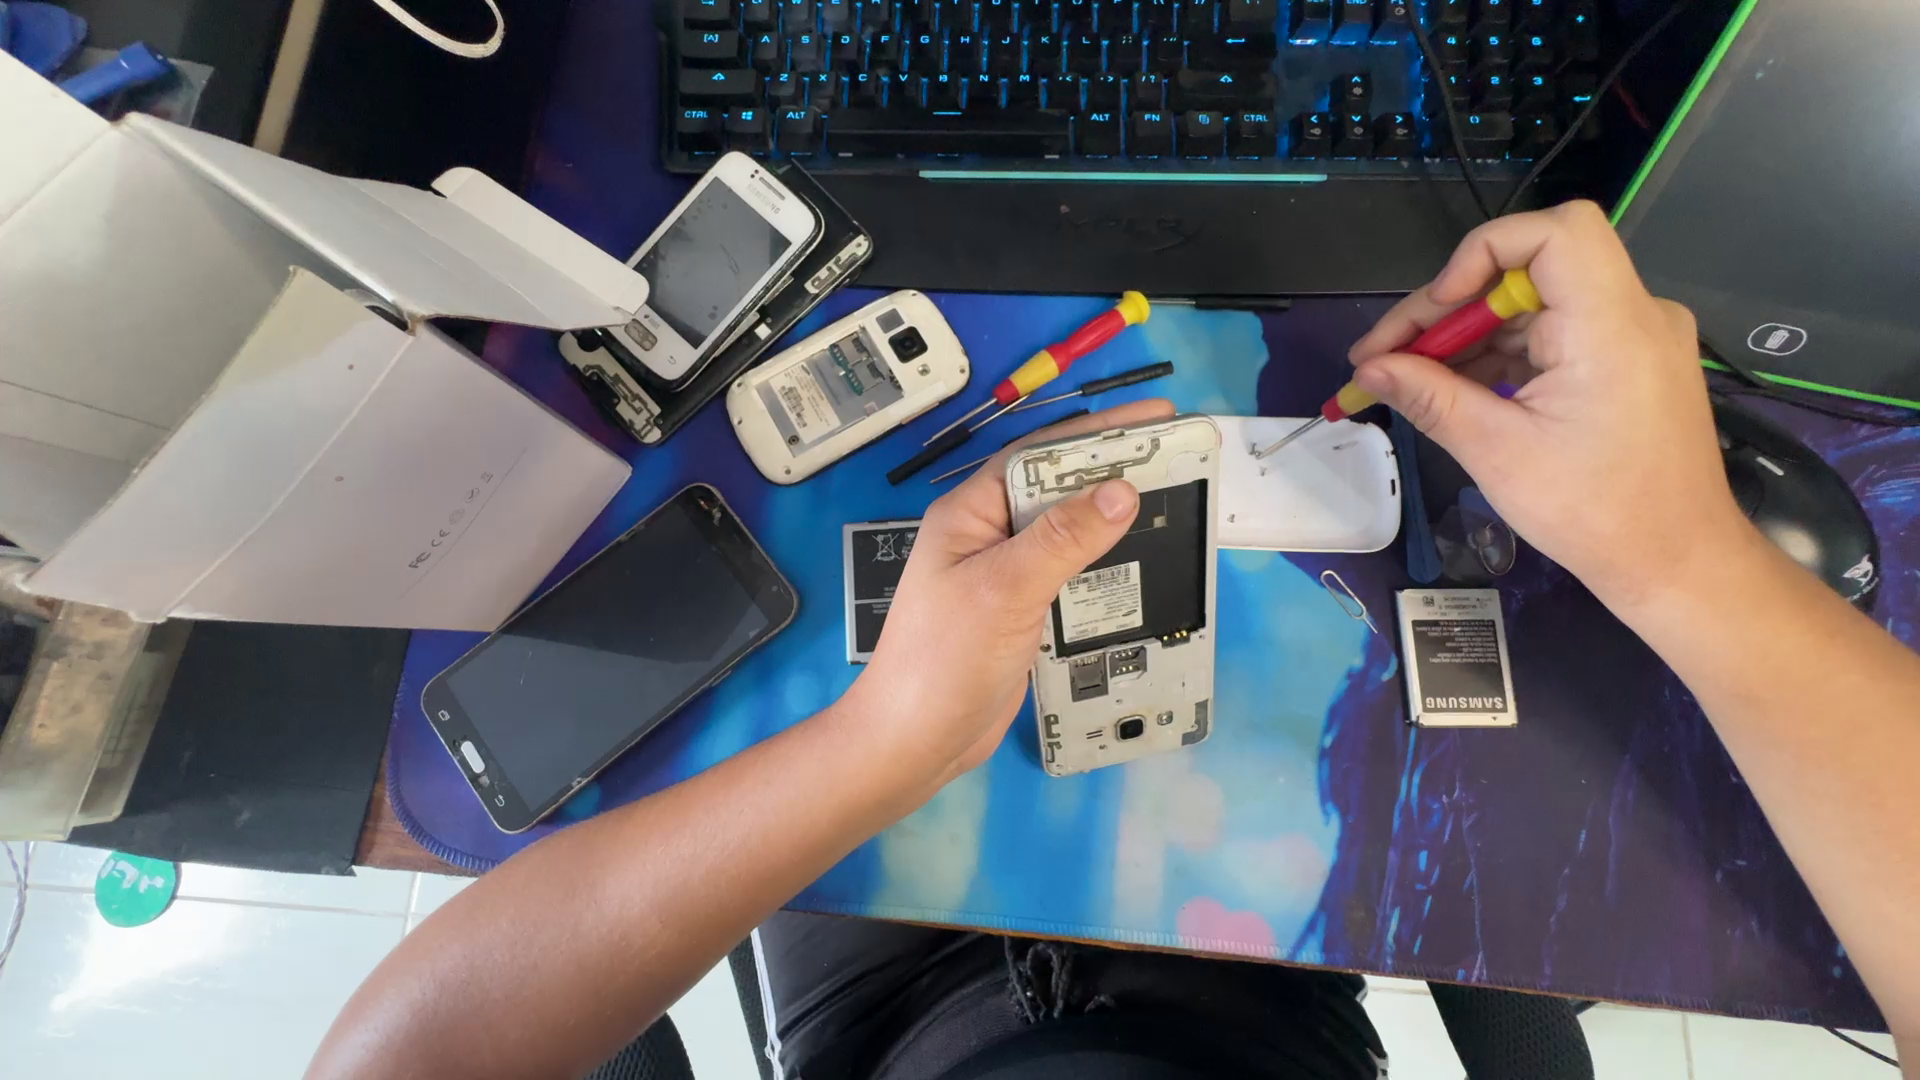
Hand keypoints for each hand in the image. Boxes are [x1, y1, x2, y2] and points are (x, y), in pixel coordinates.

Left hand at [848, 400, 1175, 783]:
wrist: (917, 739)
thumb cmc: (946, 657)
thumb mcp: (1004, 589)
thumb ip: (1062, 538)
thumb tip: (1122, 490)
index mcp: (970, 513)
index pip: (1038, 456)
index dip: (1096, 434)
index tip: (1155, 419)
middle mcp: (987, 535)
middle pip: (1056, 491)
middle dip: (1111, 472)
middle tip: (1175, 459)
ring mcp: (1004, 575)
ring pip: (1066, 534)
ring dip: (1111, 520)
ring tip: (1169, 503)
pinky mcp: (1021, 611)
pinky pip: (1068, 574)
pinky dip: (1103, 565)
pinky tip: (1139, 562)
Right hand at [1346, 201, 1750, 606]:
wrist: (1670, 558)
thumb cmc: (1589, 508)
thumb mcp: (1494, 451)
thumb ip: (1429, 397)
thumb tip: (1367, 370)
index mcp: (1610, 327)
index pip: (1554, 234)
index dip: (1481, 254)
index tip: (1433, 311)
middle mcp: (1627, 315)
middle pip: (1521, 274)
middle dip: (1441, 311)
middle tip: (1376, 359)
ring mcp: (1623, 339)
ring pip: (1523, 308)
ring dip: (1456, 338)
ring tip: (1397, 380)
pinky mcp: (1614, 364)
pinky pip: (1539, 339)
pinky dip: (1486, 358)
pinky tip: (1443, 389)